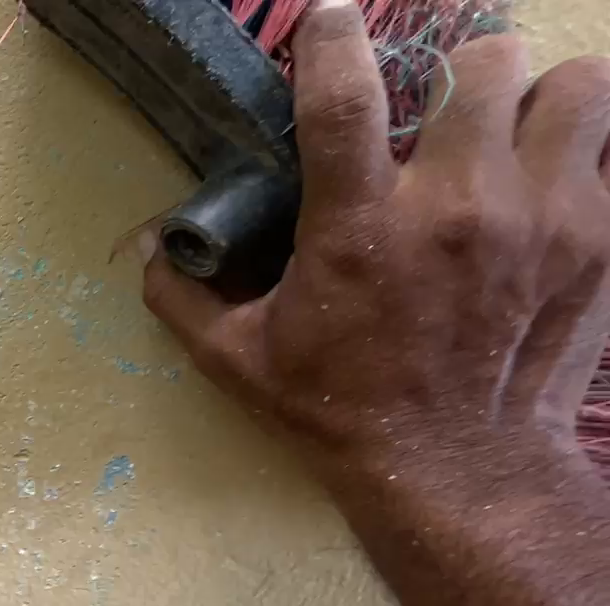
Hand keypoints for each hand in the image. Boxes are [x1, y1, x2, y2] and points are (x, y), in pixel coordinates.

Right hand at [143, 0, 609, 490]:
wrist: (444, 456)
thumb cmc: (324, 402)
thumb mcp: (228, 358)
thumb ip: (179, 296)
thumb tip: (146, 247)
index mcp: (356, 233)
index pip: (342, 103)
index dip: (330, 42)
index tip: (327, 16)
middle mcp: (457, 206)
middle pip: (482, 66)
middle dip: (450, 73)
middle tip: (425, 112)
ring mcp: (545, 214)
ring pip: (573, 85)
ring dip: (527, 99)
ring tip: (493, 139)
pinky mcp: (602, 235)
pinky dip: (572, 149)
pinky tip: (532, 188)